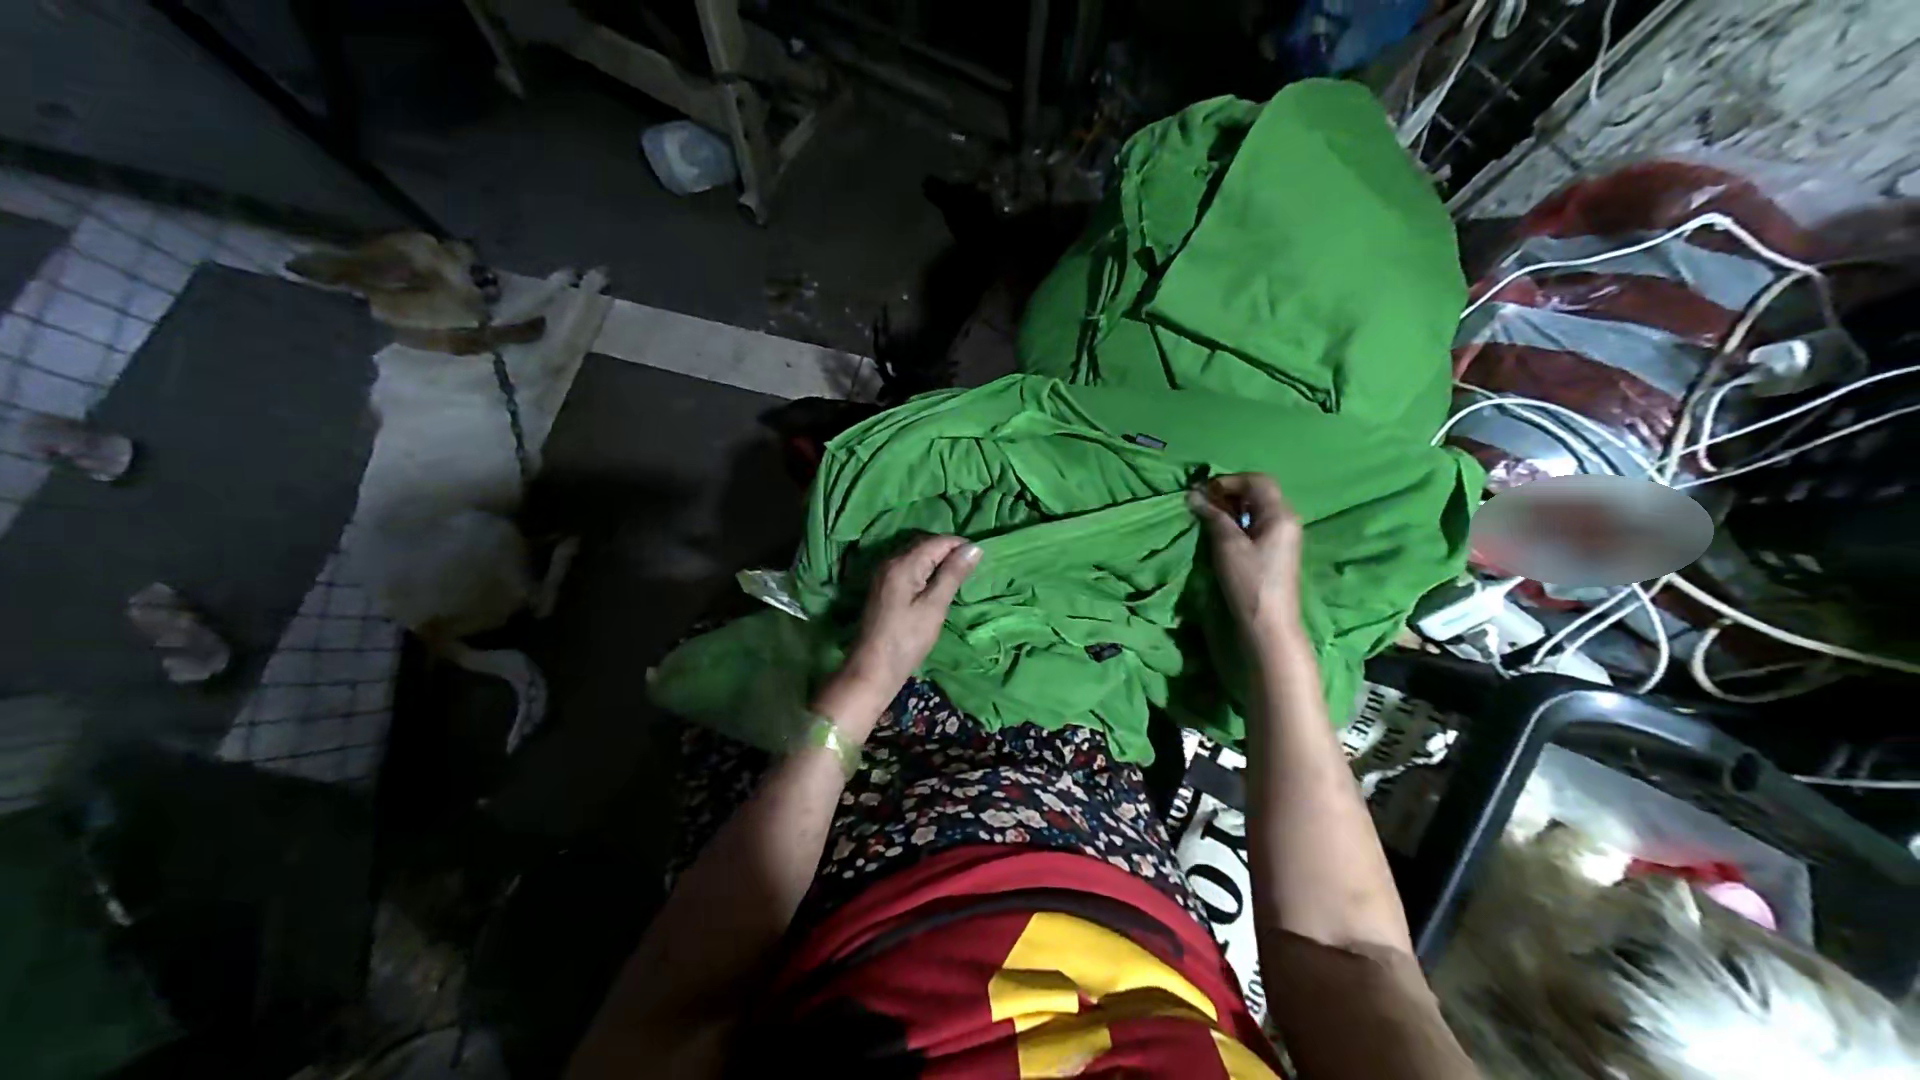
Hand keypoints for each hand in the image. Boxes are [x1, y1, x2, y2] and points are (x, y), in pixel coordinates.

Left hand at [838, 534, 980, 701]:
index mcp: (903, 563)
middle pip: (924, 543)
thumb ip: (953, 574)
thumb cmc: (907, 639)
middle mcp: (890, 561)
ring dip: (937, 559)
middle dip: (948, 549)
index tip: (980, 558)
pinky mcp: (882, 586)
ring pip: (915, 554)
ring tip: (957, 574)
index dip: (960, 545)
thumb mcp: (934, 606)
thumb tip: (973, 547)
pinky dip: (925, 568)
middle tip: (970, 567)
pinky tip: (935, 583)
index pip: (937, 541)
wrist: (873, 667)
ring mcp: (883, 573)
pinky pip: (908, 566)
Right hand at [1188, 473, 1304, 644]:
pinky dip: (1239, 522)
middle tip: (1203, 503)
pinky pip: (1257, 525)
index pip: (1257, 481)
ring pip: (1257, 509)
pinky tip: (1222, 533)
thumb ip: (1213, 516)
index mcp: (1280, 514)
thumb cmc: (1249, 582)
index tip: (1203, 491)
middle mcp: (1287, 520)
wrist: (1268, 624)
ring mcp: (1283, 536)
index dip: (1229, 481)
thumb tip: (1195, 495)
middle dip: (1230, 493)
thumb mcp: (1227, 546)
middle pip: (1259, 493)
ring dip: (1233, 508)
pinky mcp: (1276, 551)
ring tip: (1208, 517)